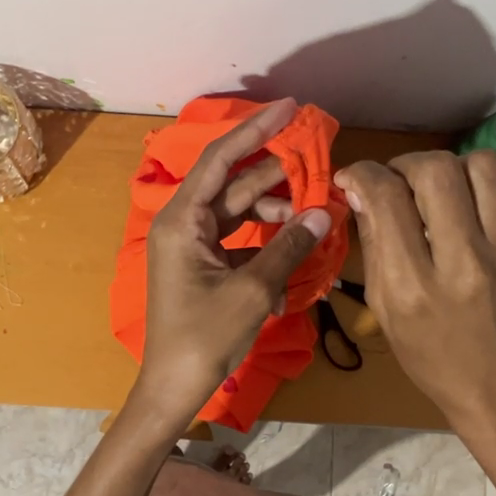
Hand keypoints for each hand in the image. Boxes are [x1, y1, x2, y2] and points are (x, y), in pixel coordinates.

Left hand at [134, 99, 332, 424]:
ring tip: (310, 212)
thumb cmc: (205, 338)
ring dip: (273, 211)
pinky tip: (293, 251)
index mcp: (181, 221)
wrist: (174, 387)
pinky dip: (263, 243)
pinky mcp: (201, 270)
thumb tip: (321, 215)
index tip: (290, 108)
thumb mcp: (252, 290)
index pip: (219, 160)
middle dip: (272, 173)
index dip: (255, 130)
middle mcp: (181, 226)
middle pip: (231, 184)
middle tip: (313, 159)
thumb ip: (288, 248)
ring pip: (236, 213)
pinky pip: (236, 242)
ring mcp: (190, 248)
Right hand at [334, 150, 495, 430]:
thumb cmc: (431, 358)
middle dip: (404, 164)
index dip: (364, 174)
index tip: (353, 177)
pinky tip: (463, 208)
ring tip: (433, 189)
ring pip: (478, 164)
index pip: (387, 198)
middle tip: (395, 182)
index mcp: (414, 286)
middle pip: (435, 170)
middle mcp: (462, 260)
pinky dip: (475, 185)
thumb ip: (374, 246)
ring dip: (446, 167)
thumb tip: (360, 193)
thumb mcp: (384, 311)